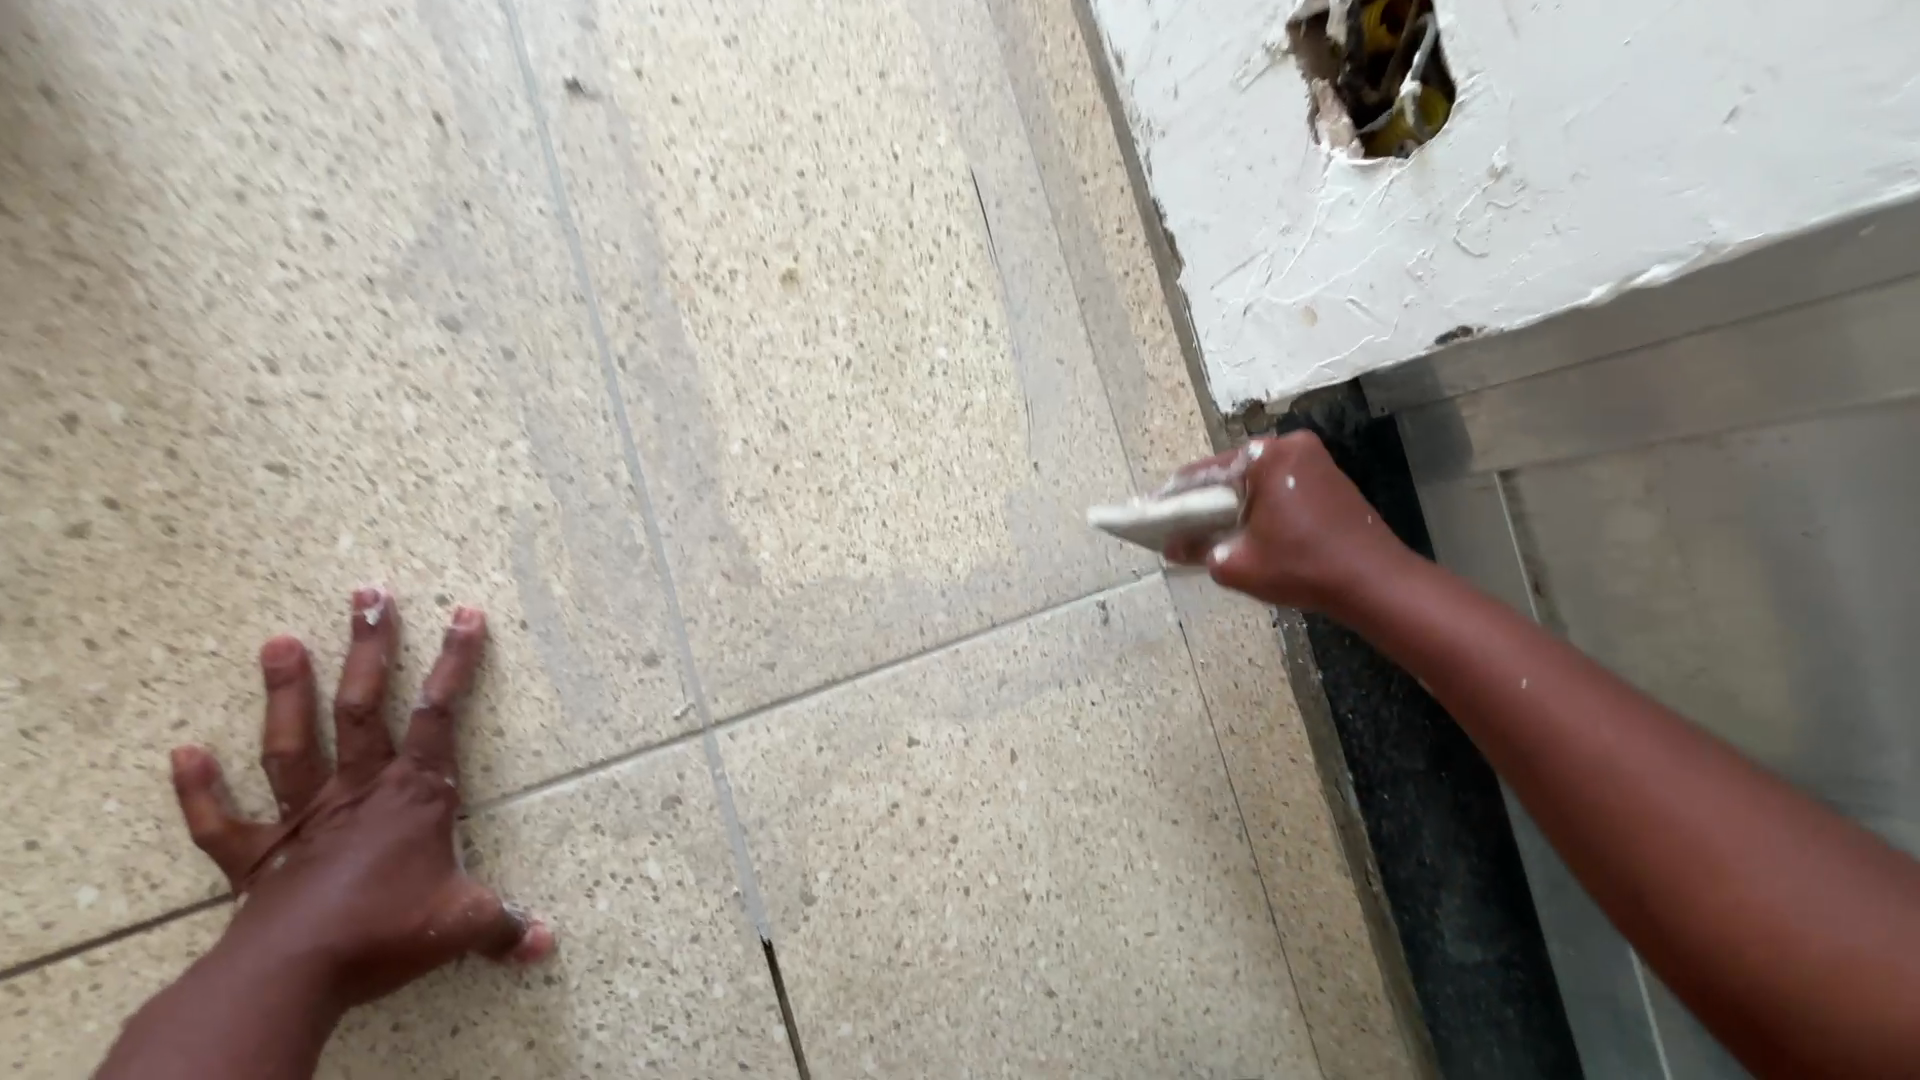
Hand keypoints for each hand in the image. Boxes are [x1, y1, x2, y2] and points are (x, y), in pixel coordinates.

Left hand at [168, 588, 554, 1011]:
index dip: (457, 661)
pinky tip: (183, 754)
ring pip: (291, 744)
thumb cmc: (386, 933)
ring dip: (285, 694)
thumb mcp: (464, 925)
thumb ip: (506, 927)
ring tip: (279, 643)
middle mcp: (358, 790)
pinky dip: (199, 790)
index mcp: (414, 795)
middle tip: (368, 597)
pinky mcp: (256, 856)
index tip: (465, 614)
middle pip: (365, 707)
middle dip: (369, 649)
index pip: (443, 714)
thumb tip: (549, 944)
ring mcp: (303, 818)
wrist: (290, 976)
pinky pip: (223, 820)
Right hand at [1163, 431, 1408, 615]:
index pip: (1206, 472)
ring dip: (1230, 501)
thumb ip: (1197, 549)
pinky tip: (1242, 526)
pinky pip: (1278, 486)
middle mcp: (1292, 447)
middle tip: (1174, 520)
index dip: (1175, 495)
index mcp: (1268, 457)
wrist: (1375, 583)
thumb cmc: (1303, 567)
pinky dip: (1257, 503)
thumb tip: (1169, 547)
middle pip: (1231, 471)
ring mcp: (1315, 460)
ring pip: (1255, 479)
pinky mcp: (1328, 478)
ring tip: (1203, 526)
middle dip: (1203, 497)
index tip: (1150, 509)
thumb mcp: (1237, 564)